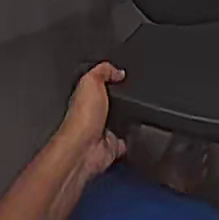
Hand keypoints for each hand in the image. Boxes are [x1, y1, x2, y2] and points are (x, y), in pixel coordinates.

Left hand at [54, 62, 127, 177]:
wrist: (85, 148)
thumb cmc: (82, 117)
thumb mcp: (91, 81)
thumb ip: (103, 71)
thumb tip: (117, 71)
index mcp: (85, 98)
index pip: (96, 85)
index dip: (106, 79)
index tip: (119, 73)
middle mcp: (92, 115)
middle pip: (108, 104)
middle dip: (120, 99)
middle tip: (130, 93)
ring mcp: (102, 132)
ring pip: (118, 122)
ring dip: (127, 118)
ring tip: (136, 110)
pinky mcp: (111, 147)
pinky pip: (125, 141)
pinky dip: (131, 138)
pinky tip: (135, 131)